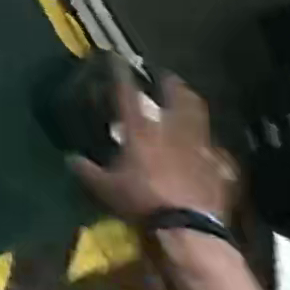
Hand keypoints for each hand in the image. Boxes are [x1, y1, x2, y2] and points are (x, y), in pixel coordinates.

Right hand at [69, 57, 236, 222]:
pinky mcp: (219, 172)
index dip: (121, 73)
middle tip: (167, 75)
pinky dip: (215, 151)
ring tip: (191, 101)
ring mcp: (199, 152)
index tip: (116, 57)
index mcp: (140, 131)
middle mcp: (171, 133)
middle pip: (176, 99)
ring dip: (194, 109)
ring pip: (201, 120)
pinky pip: (220, 156)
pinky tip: (214, 151)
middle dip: (172, 84)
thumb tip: (70, 158)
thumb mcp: (103, 186)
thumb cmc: (142, 201)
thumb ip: (86, 169)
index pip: (127, 93)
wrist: (189, 231)